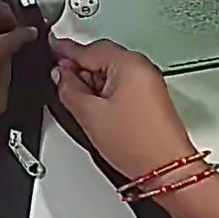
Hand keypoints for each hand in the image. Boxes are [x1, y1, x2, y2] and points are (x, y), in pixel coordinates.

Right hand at [52, 38, 196, 180]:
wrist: (167, 170)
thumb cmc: (138, 144)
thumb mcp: (88, 114)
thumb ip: (68, 88)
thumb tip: (60, 75)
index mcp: (128, 64)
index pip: (88, 49)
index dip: (64, 49)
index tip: (51, 47)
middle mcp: (142, 67)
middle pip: (100, 57)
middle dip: (79, 68)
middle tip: (60, 79)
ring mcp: (148, 82)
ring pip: (109, 71)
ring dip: (92, 81)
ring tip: (82, 104)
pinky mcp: (149, 96)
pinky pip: (120, 83)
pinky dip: (105, 91)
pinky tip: (97, 110)